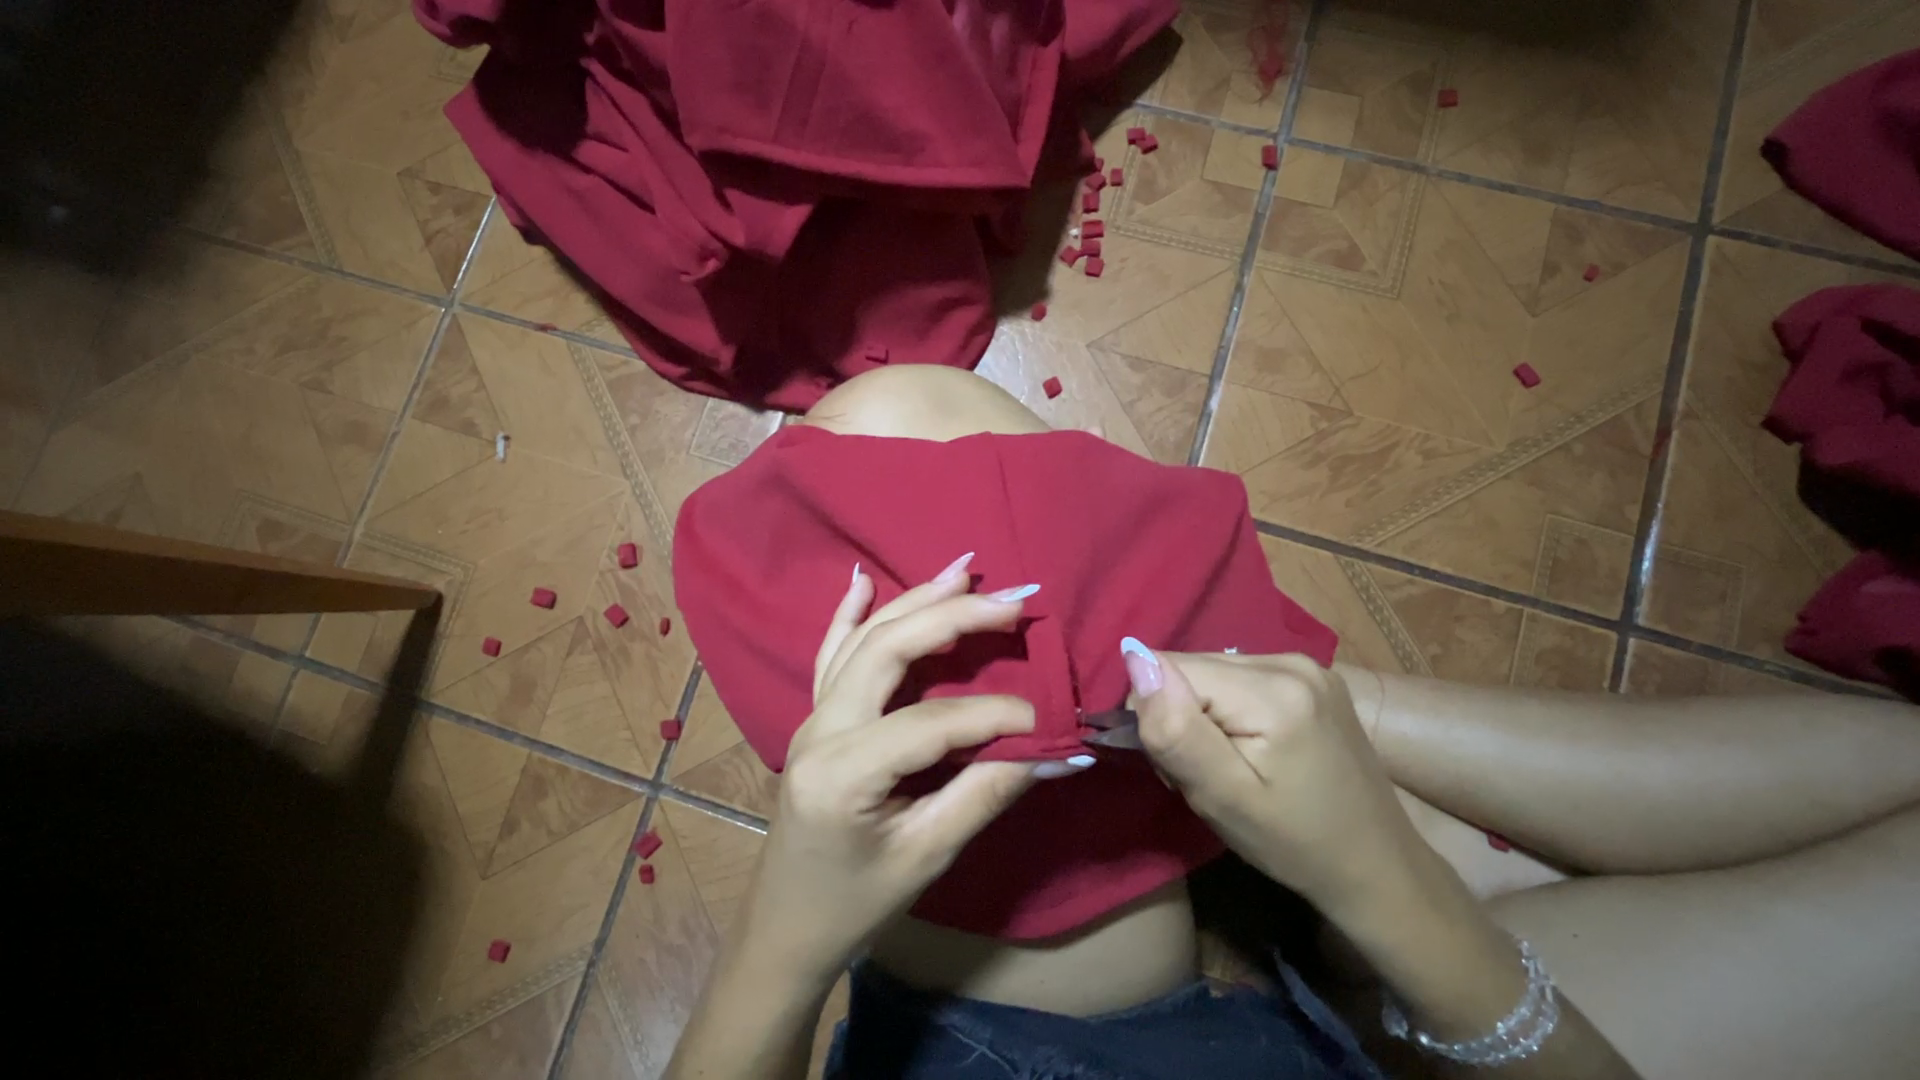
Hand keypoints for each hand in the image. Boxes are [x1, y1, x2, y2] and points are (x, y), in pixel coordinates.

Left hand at [735, 559, 1045, 980]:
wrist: (786, 927)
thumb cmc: (856, 902)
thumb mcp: (927, 855)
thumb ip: (988, 793)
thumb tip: (1060, 752)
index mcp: (844, 770)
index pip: (932, 721)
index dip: (996, 715)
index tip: (1049, 719)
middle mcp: (821, 729)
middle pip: (888, 650)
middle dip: (953, 617)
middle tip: (1013, 600)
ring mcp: (811, 718)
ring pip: (864, 641)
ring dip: (915, 601)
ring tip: (963, 570)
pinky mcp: (814, 719)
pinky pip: (829, 655)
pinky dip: (848, 614)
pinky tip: (861, 581)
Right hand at [1120, 643, 1434, 920]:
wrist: (1376, 865)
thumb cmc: (1294, 843)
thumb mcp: (1223, 799)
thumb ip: (1177, 730)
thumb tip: (1135, 660)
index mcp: (1272, 689)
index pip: (1171, 669)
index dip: (1159, 715)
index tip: (1180, 767)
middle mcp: (1291, 660)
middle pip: (1194, 667)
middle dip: (1180, 715)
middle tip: (1205, 776)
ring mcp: (1308, 665)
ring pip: (1213, 672)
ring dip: (1202, 714)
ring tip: (1229, 767)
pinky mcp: (1315, 678)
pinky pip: (1241, 677)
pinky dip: (1229, 710)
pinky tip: (1250, 750)